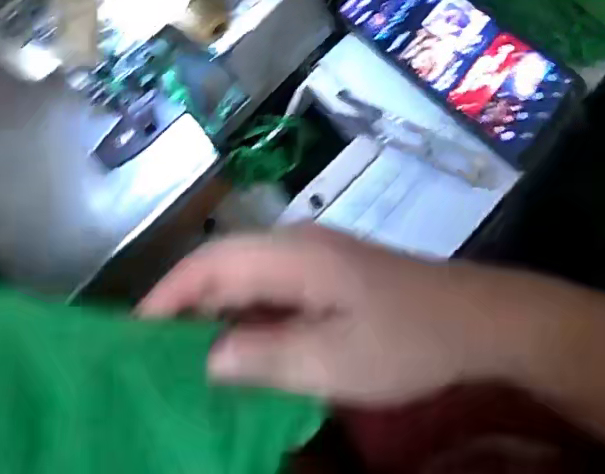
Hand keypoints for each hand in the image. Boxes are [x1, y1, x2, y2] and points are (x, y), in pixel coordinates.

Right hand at [138, 225, 539, 403]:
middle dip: (181, 303)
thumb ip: (266, 357)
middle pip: (222, 264)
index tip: (131, 335)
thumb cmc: (404, 339)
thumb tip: (205, 359)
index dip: (167, 294)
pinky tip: (234, 348)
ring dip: (210, 310)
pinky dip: (241, 314)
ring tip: (178, 355)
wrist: (473, 318)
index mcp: (291, 253)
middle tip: (146, 352)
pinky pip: (267, 286)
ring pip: (243, 275)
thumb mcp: (335, 360)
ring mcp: (311, 255)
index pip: (211, 264)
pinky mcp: (324, 272)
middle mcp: (294, 243)